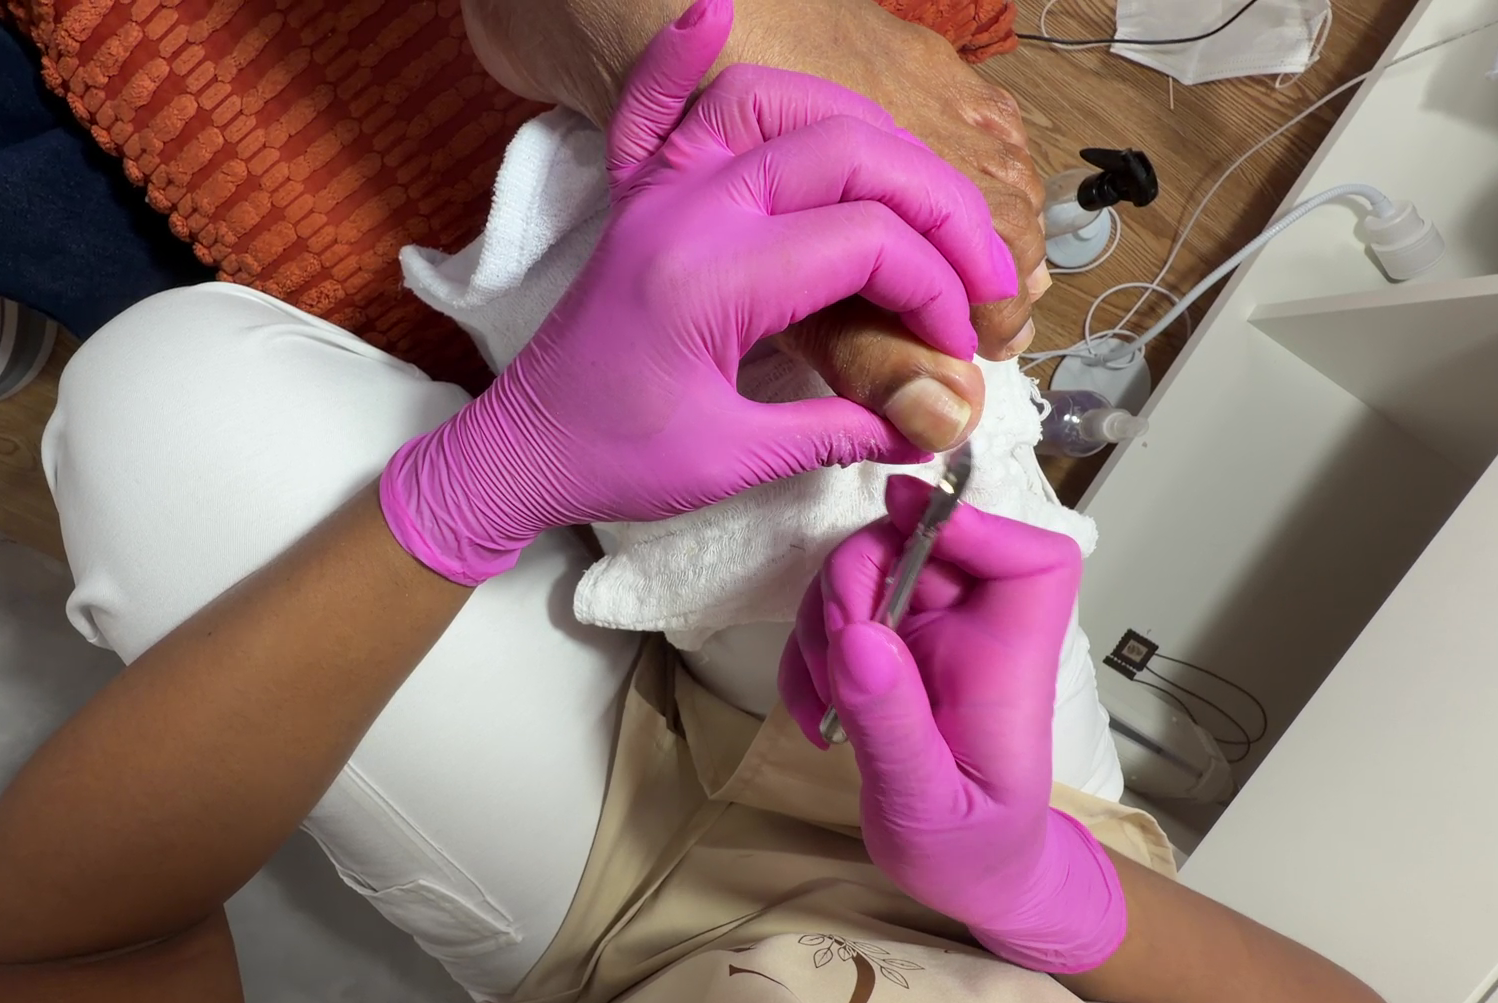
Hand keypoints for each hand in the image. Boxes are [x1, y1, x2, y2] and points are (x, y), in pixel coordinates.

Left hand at [464, 0, 1049, 450]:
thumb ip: (838, 428)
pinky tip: (716, 10)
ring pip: (774, 104)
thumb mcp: (733, 458)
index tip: (957, 342)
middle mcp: (685, 212)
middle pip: (846, 151)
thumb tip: (932, 420)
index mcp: (711, 278)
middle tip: (977, 267)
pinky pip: (658, 106)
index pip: (867, 239)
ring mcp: (656, 197)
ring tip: (912, 190)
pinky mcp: (637, 204)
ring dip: (859, 130)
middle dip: (935, 204)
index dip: (937, 287)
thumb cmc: (613, 462)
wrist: (520, 454)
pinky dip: (685, 53)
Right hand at [777, 476, 1123, 972]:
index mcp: (1006, 658)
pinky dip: (803, 662)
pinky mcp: (876, 653)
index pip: (1026, 561)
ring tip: (827, 711)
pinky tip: (815, 719)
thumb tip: (857, 638)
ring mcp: (916, 638)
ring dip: (818, 630)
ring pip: (857, 577)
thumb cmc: (974, 850)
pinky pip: (828, 622)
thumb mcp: (930, 805)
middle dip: (854, 583)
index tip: (902, 517)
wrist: (963, 876)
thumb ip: (894, 728)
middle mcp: (964, 632)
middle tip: (834, 654)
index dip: (972, 522)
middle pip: (911, 547)